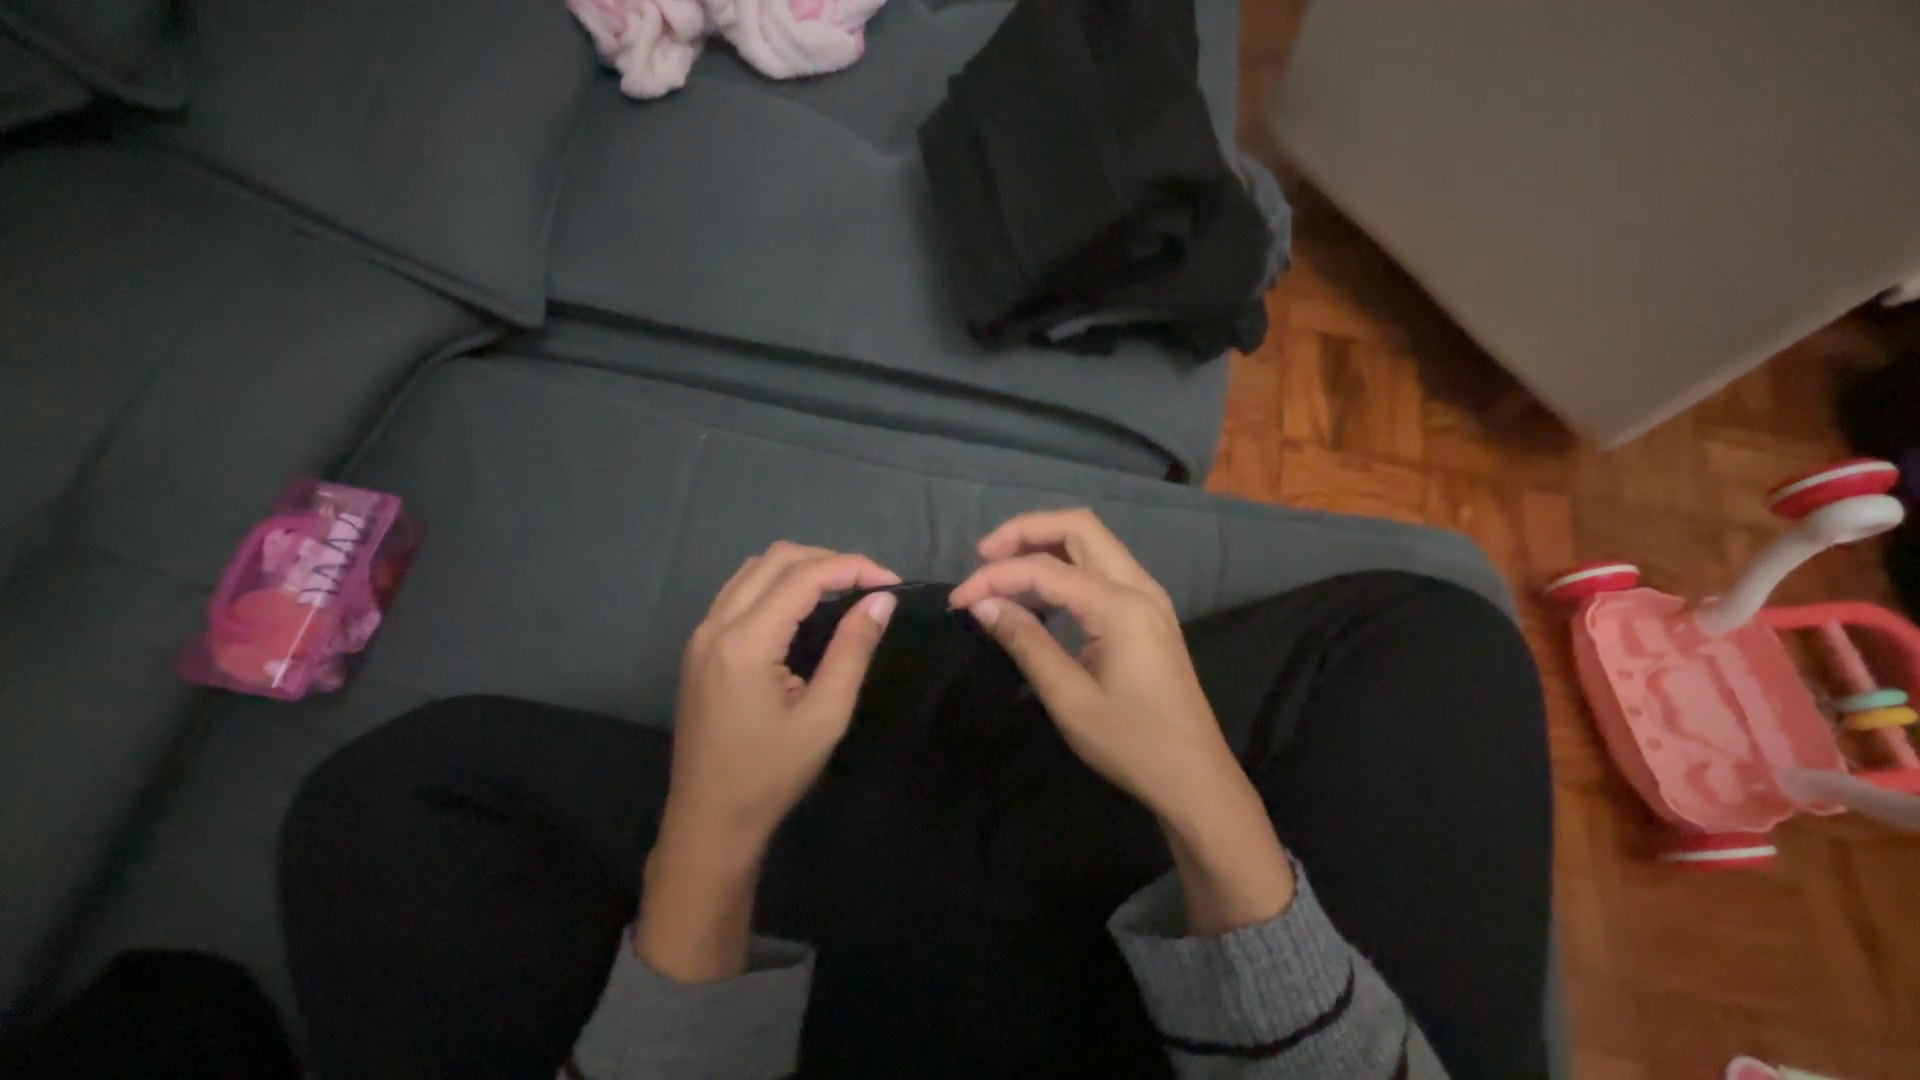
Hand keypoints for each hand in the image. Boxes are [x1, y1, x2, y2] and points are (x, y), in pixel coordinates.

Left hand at [640, 542, 898, 980]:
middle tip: (870, 585)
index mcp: (745, 643)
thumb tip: (882, 600)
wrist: (709, 821)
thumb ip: (852, 650)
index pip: (802, 577)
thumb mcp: (825, 717)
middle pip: (775, 559)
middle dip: (828, 560)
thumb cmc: (771, 776)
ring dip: (800, 569)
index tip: (892, 582)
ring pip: (753, 570)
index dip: (852, 567)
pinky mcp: (699, 648)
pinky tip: (803, 610)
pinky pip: (738, 592)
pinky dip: (775, 586)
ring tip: (842, 591)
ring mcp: (701, 635)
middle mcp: (715, 626)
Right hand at [948, 509, 1233, 818]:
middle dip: (1025, 532)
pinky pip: (1104, 567)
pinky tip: (1040, 594)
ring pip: (1093, 542)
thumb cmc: (1130, 742)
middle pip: (1079, 527)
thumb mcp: (1069, 697)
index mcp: (1120, 607)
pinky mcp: (1149, 612)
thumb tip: (982, 604)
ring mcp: (1149, 597)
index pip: (1045, 569)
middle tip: (983, 556)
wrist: (1194, 776)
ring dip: (1046, 544)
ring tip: (1002, 570)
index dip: (995, 577)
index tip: (958, 600)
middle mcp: (1139, 587)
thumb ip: (1025, 642)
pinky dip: (1067, 566)